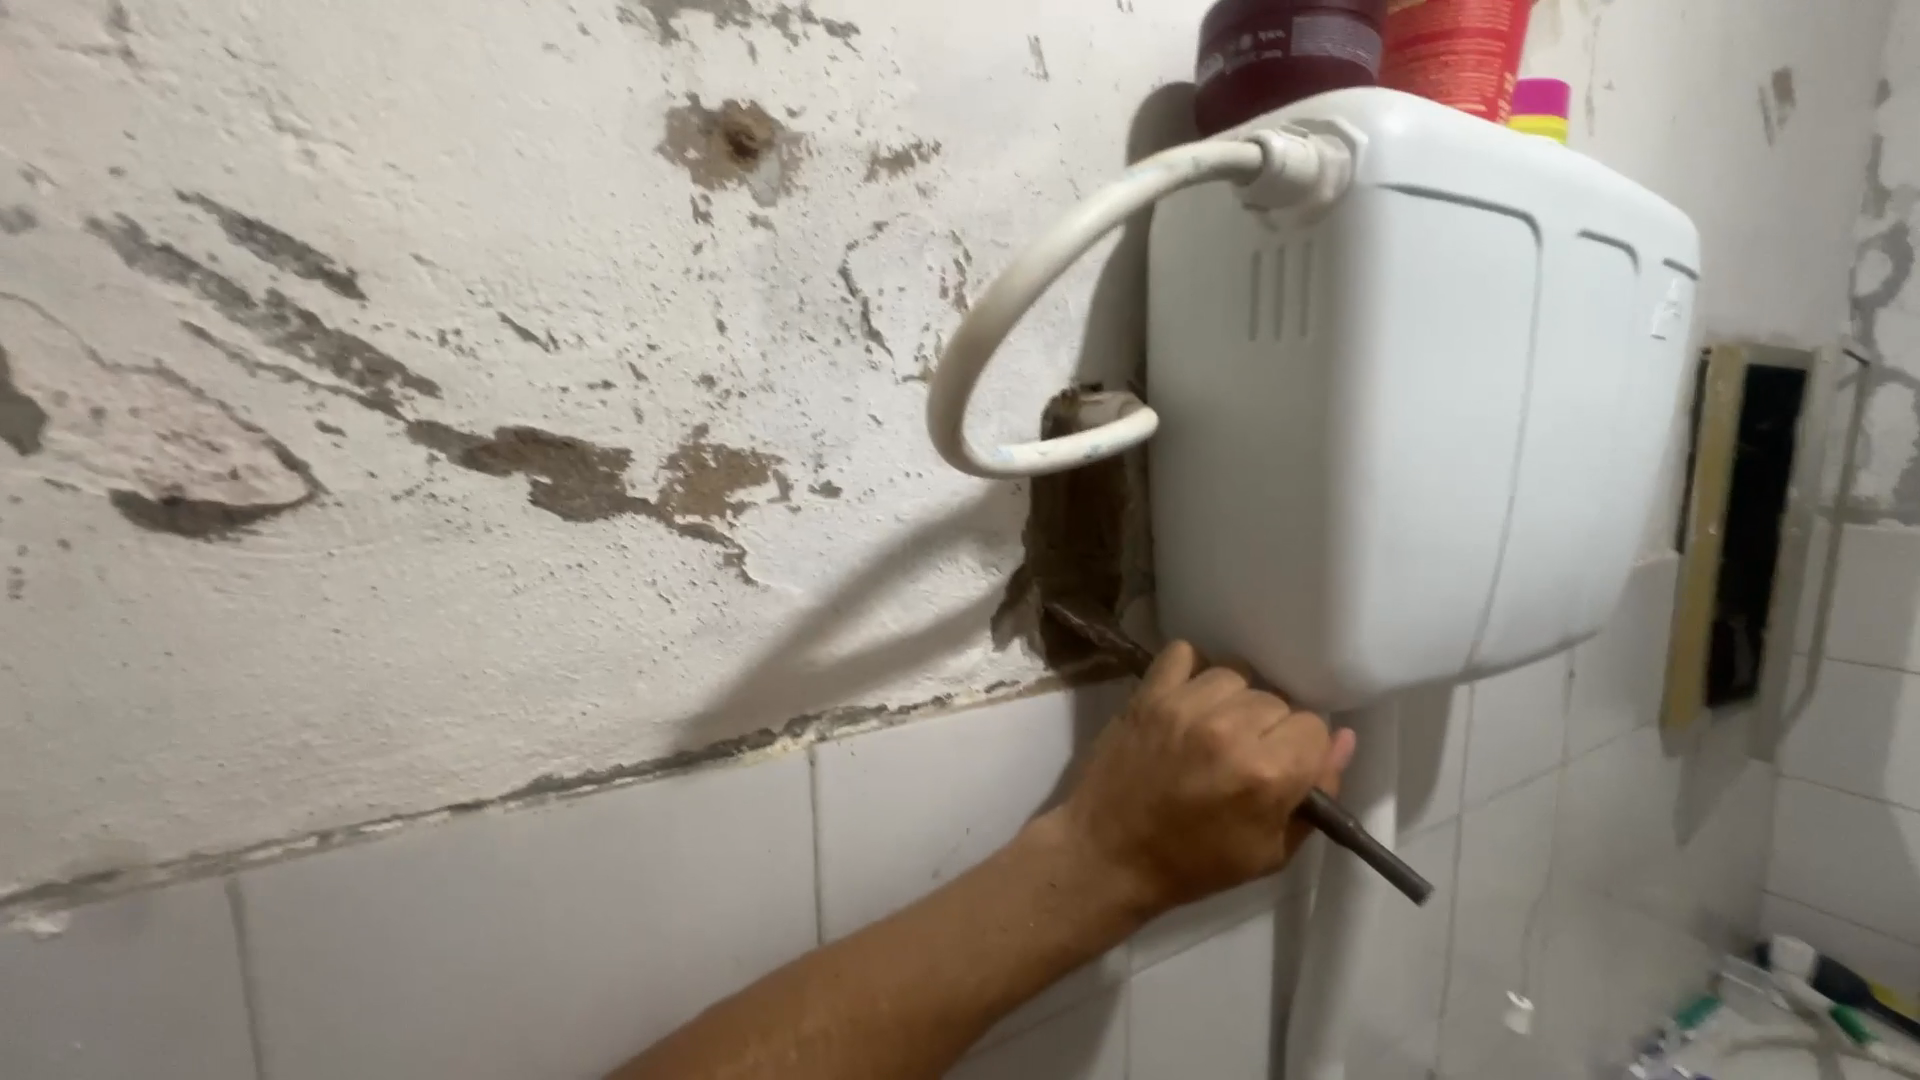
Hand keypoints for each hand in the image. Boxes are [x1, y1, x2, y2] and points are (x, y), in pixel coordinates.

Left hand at [1053, 641, 1355, 912]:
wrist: (1109, 853)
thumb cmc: (1194, 863)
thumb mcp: (1271, 850)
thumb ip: (1317, 792)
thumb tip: (1343, 739)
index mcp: (1266, 773)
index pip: (1314, 726)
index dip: (1303, 749)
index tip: (1282, 767)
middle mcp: (1228, 729)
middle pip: (1276, 699)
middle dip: (1269, 727)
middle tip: (1244, 755)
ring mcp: (1183, 706)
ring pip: (1235, 674)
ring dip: (1232, 699)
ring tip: (1214, 727)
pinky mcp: (1147, 694)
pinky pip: (1183, 653)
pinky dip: (1191, 670)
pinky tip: (1188, 699)